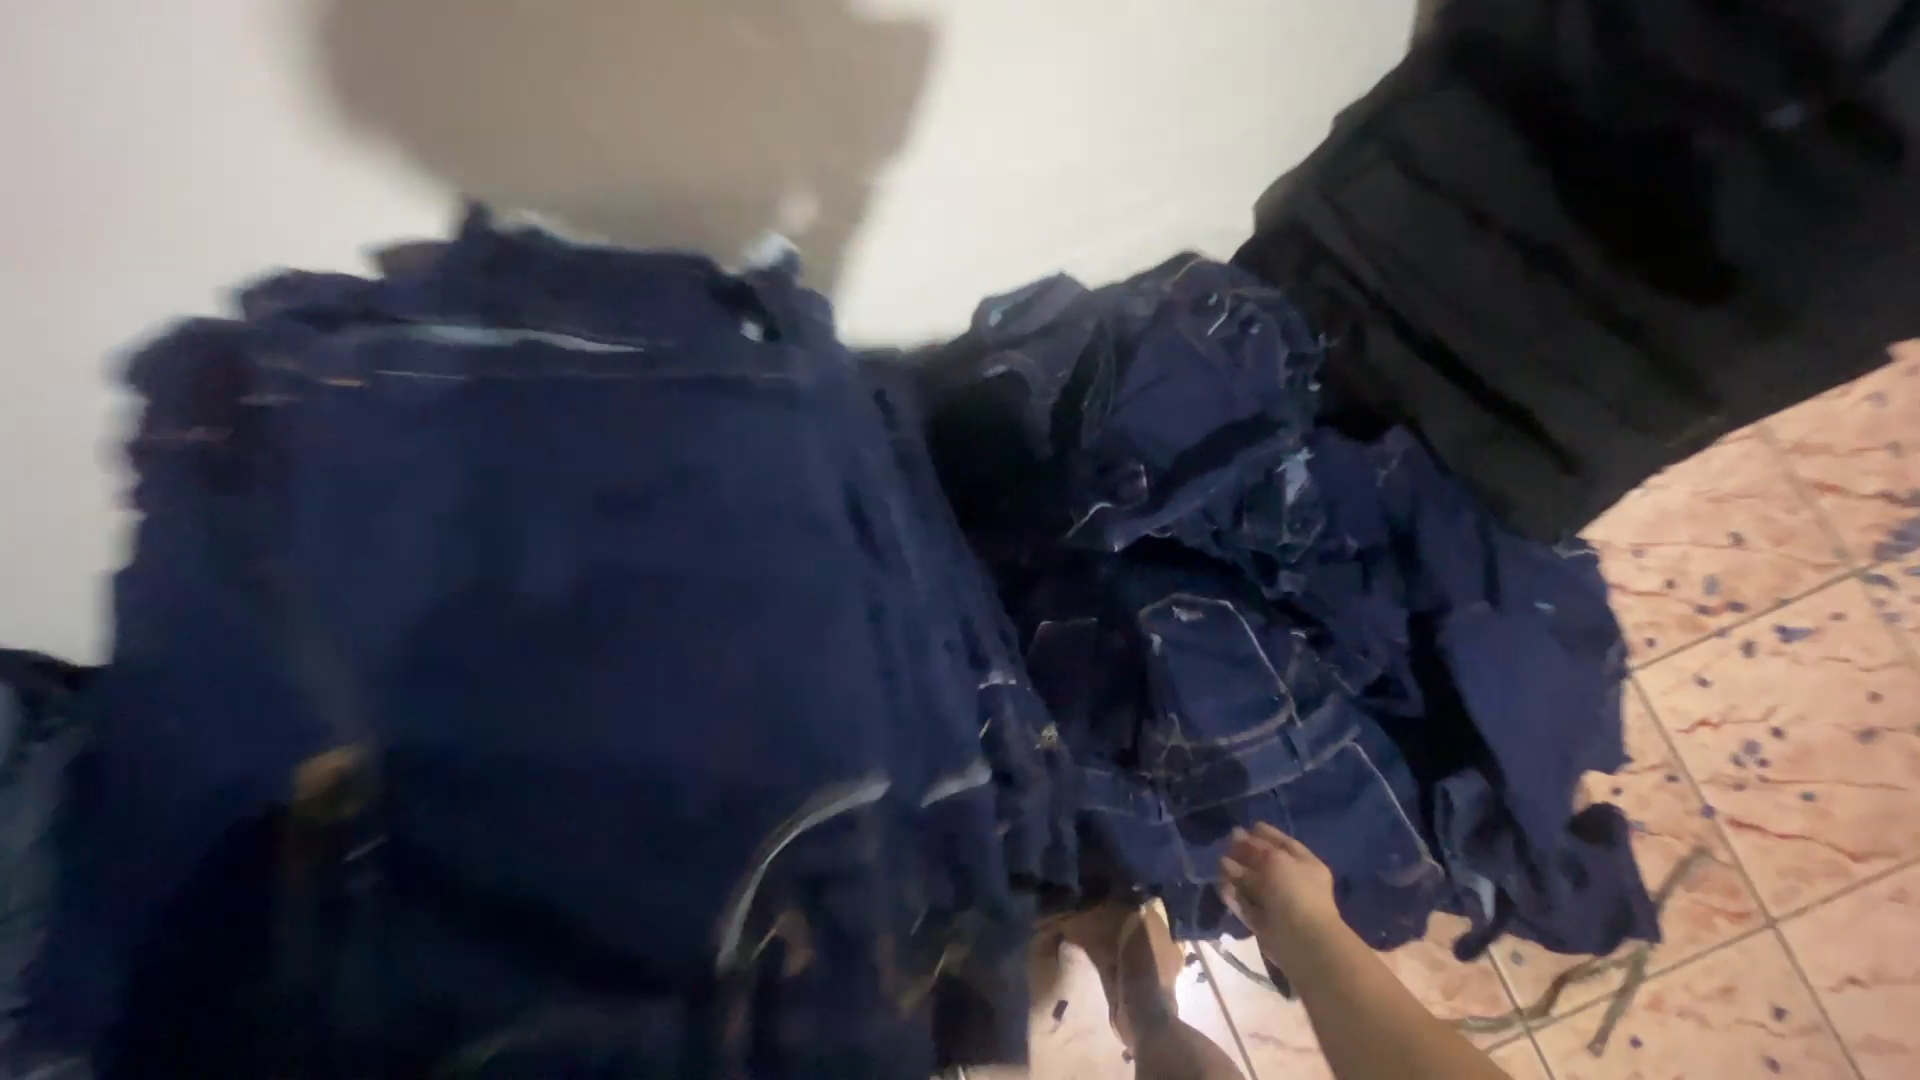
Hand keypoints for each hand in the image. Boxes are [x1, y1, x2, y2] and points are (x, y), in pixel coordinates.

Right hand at [1219, 823, 1343, 964]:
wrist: (1303, 940)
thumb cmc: (1295, 891)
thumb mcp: (1277, 858)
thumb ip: (1257, 847)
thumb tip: (1239, 836)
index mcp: (1305, 865)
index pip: (1284, 844)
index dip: (1266, 834)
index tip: (1246, 826)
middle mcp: (1293, 883)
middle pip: (1265, 864)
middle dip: (1246, 853)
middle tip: (1226, 844)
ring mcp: (1279, 904)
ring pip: (1253, 884)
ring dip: (1236, 873)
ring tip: (1220, 864)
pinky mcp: (1265, 923)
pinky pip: (1246, 905)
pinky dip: (1234, 896)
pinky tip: (1222, 886)